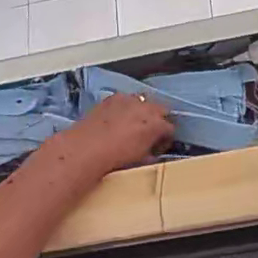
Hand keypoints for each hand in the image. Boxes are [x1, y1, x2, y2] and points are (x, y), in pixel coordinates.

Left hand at [56, 93, 173, 172]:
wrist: (87, 148)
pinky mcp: (112, 98)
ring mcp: (129, 99)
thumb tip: (153, 151)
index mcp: (156, 124)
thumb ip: (152, 152)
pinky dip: (126, 107)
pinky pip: (126, 100)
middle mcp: (146, 107)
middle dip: (158, 120)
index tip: (158, 147)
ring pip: (144, 102)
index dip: (166, 139)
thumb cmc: (117, 158)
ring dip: (142, 111)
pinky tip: (117, 118)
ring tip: (132, 124)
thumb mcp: (141, 159)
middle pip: (161, 110)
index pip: (170, 129)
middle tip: (149, 133)